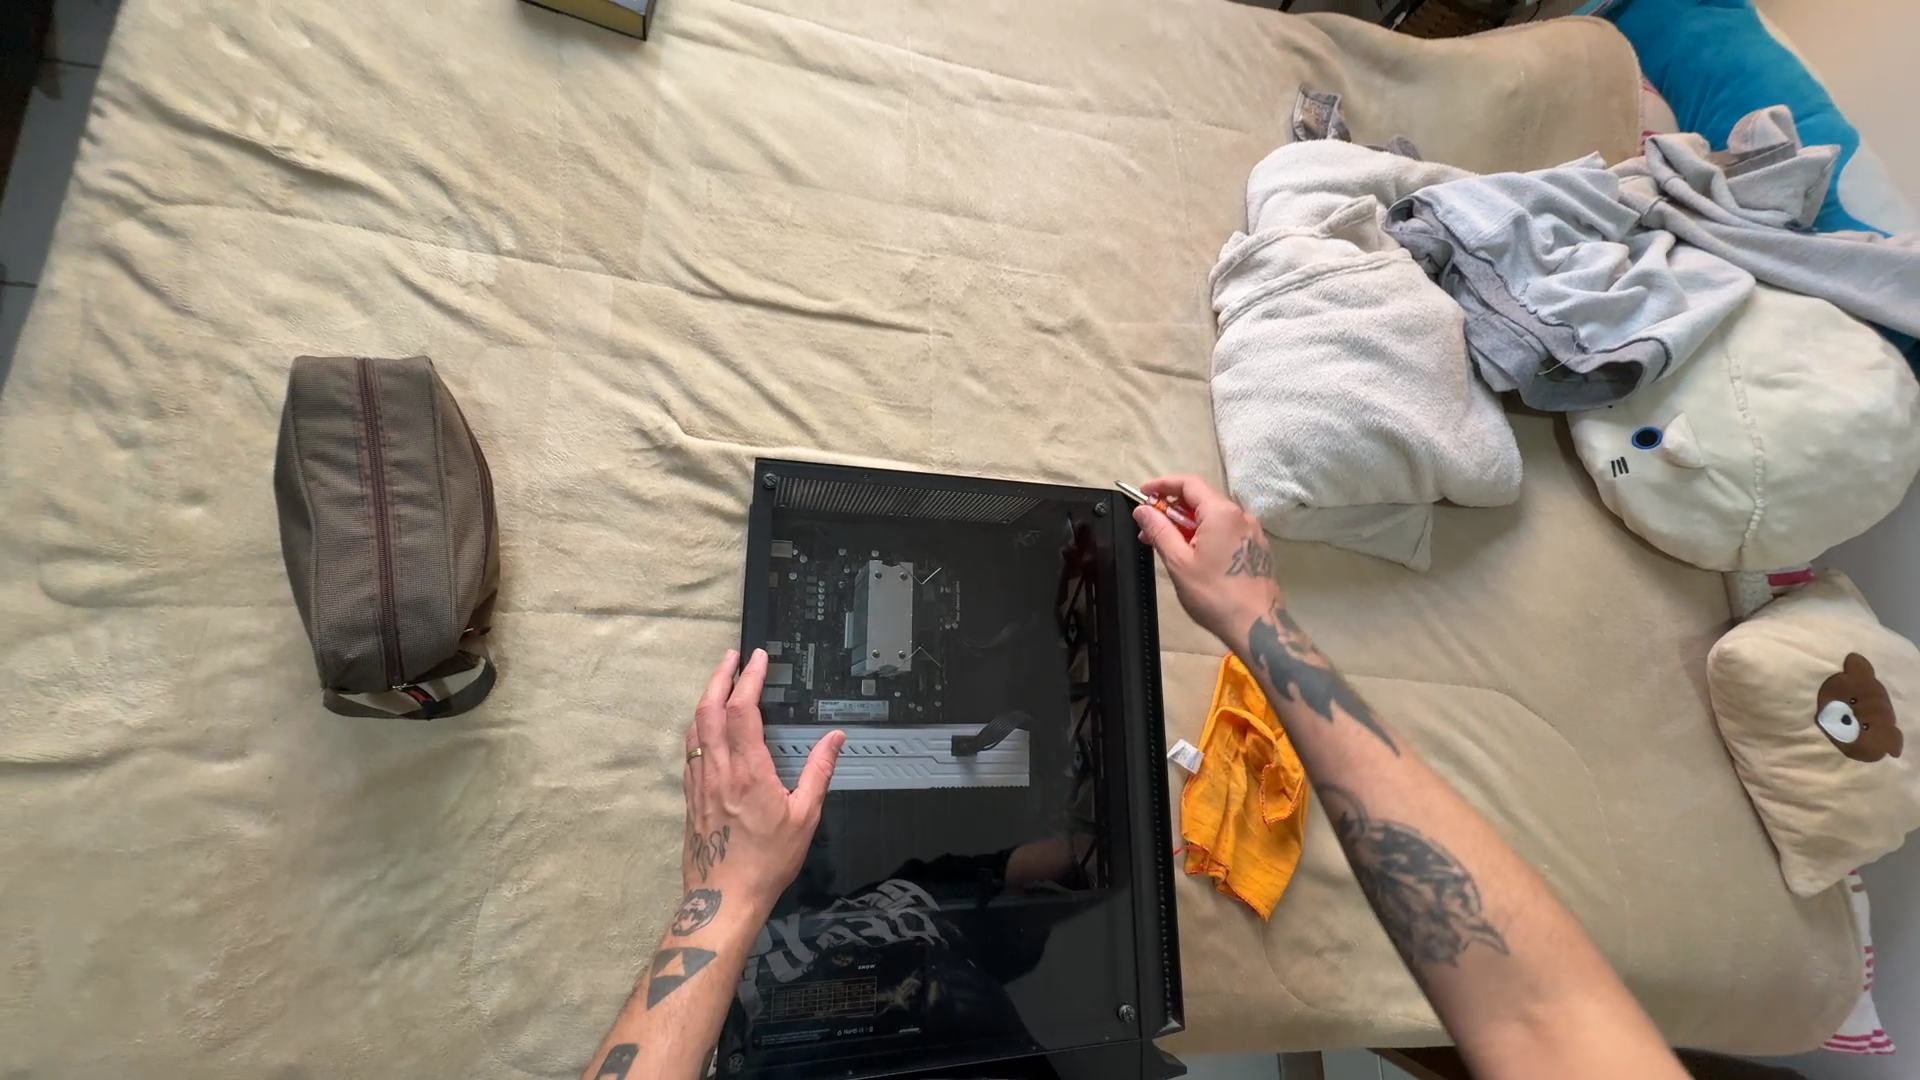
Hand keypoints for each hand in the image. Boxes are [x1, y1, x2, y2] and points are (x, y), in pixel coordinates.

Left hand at [683, 649, 844, 919]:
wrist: (723, 901)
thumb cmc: (768, 861)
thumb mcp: (805, 817)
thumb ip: (820, 771)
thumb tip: (836, 737)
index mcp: (748, 771)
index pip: (741, 711)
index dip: (748, 679)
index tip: (758, 658)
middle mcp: (718, 770)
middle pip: (708, 709)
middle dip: (719, 676)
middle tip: (732, 656)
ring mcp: (699, 783)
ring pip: (695, 728)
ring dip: (705, 697)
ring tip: (720, 680)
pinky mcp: (689, 797)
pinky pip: (690, 750)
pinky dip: (699, 725)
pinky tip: (706, 725)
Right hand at [1131, 475, 1282, 643]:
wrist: (1257, 626)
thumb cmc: (1214, 594)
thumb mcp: (1178, 562)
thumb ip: (1159, 530)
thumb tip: (1142, 509)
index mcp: (1222, 513)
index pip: (1189, 484)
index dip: (1163, 485)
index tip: (1143, 493)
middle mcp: (1241, 516)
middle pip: (1201, 500)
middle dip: (1172, 509)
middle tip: (1148, 527)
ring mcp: (1252, 533)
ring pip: (1213, 518)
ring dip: (1187, 525)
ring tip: (1166, 545)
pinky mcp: (1257, 549)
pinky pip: (1226, 532)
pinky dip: (1204, 535)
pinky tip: (1192, 555)